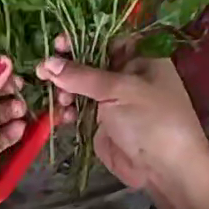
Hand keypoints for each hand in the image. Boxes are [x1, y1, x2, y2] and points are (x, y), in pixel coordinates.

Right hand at [35, 45, 208, 191]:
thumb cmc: (151, 119)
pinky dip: (69, 110)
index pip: (107, 40)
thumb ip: (82, 76)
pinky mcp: (103, 124)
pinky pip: (80, 110)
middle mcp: (127, 76)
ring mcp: (114, 101)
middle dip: (67, 66)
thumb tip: (48, 63)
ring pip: (82, 87)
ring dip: (65, 89)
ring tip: (59, 97)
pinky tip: (62, 114)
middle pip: (90, 63)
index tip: (57, 43)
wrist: (165, 169)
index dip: (81, 39)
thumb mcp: (119, 90)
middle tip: (43, 69)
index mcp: (141, 59)